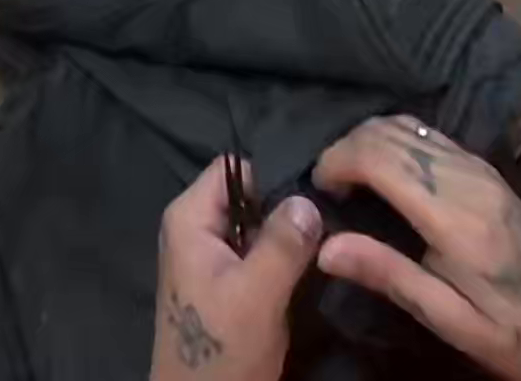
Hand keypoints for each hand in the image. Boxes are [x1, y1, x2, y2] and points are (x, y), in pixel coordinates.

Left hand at [151, 159, 322, 380]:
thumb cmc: (221, 348)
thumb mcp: (257, 294)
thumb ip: (281, 244)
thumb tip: (307, 198)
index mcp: (189, 215)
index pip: (229, 170)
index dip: (270, 177)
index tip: (317, 193)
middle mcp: (192, 225)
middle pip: (241, 197)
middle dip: (282, 209)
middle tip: (332, 222)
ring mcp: (205, 254)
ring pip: (250, 227)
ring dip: (283, 237)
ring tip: (330, 242)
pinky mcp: (220, 280)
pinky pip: (251, 253)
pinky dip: (277, 259)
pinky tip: (311, 268)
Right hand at [312, 117, 520, 380]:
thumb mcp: (454, 323)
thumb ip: (388, 275)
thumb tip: (322, 247)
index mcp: (455, 217)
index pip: (375, 157)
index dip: (335, 162)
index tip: (321, 189)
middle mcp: (465, 179)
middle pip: (381, 132)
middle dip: (342, 149)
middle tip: (330, 185)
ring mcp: (478, 167)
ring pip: (398, 123)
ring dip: (362, 139)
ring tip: (351, 175)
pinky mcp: (484, 166)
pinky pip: (421, 130)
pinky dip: (388, 137)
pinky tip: (384, 166)